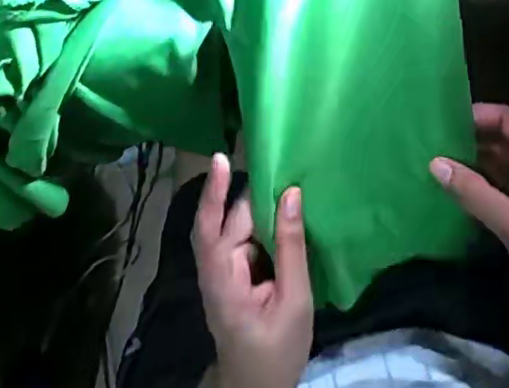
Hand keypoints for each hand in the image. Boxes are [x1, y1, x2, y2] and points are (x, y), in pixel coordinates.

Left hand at [192, 154, 312, 387]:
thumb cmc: (275, 351)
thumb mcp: (294, 301)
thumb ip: (291, 246)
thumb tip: (291, 193)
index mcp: (221, 276)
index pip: (217, 224)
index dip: (217, 189)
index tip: (221, 156)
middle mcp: (214, 266)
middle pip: (229, 218)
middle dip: (251, 193)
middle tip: (283, 165)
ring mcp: (220, 269)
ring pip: (235, 224)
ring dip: (256, 205)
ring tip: (283, 181)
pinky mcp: (232, 272)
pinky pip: (243, 236)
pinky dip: (259, 221)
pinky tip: (280, 210)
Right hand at [429, 103, 508, 344]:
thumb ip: (473, 192)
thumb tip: (434, 162)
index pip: (508, 119)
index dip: (475, 116)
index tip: (440, 122)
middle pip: (506, 136)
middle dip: (472, 138)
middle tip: (433, 140)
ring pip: (506, 159)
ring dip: (476, 159)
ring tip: (439, 158)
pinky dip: (486, 180)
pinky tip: (459, 185)